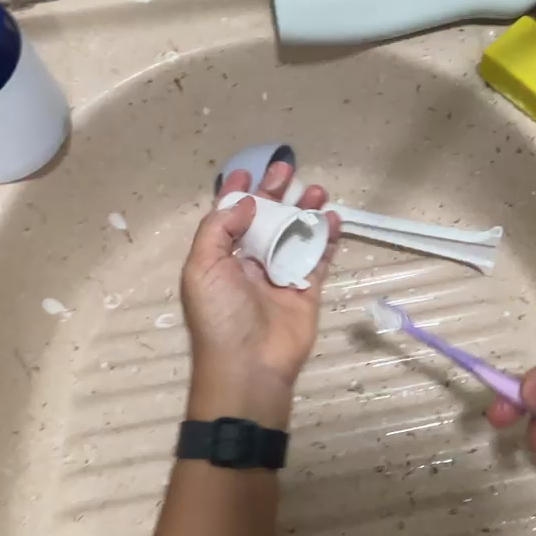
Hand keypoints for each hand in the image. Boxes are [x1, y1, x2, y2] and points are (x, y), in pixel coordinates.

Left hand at [180, 162, 339, 428]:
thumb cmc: (220, 316)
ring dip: (304, 210)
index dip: (238, 193)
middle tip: (288, 169)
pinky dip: (327, 238)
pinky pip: (318, 258)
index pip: (229, 217)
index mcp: (220, 258)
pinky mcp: (306, 290)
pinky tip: (333, 219)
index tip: (249, 171)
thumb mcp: (202, 268)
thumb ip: (218, 229)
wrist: (249, 367)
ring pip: (295, 234)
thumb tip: (245, 202)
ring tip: (317, 189)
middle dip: (276, 193)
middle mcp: (250, 263)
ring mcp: (280, 275)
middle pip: (266, 219)